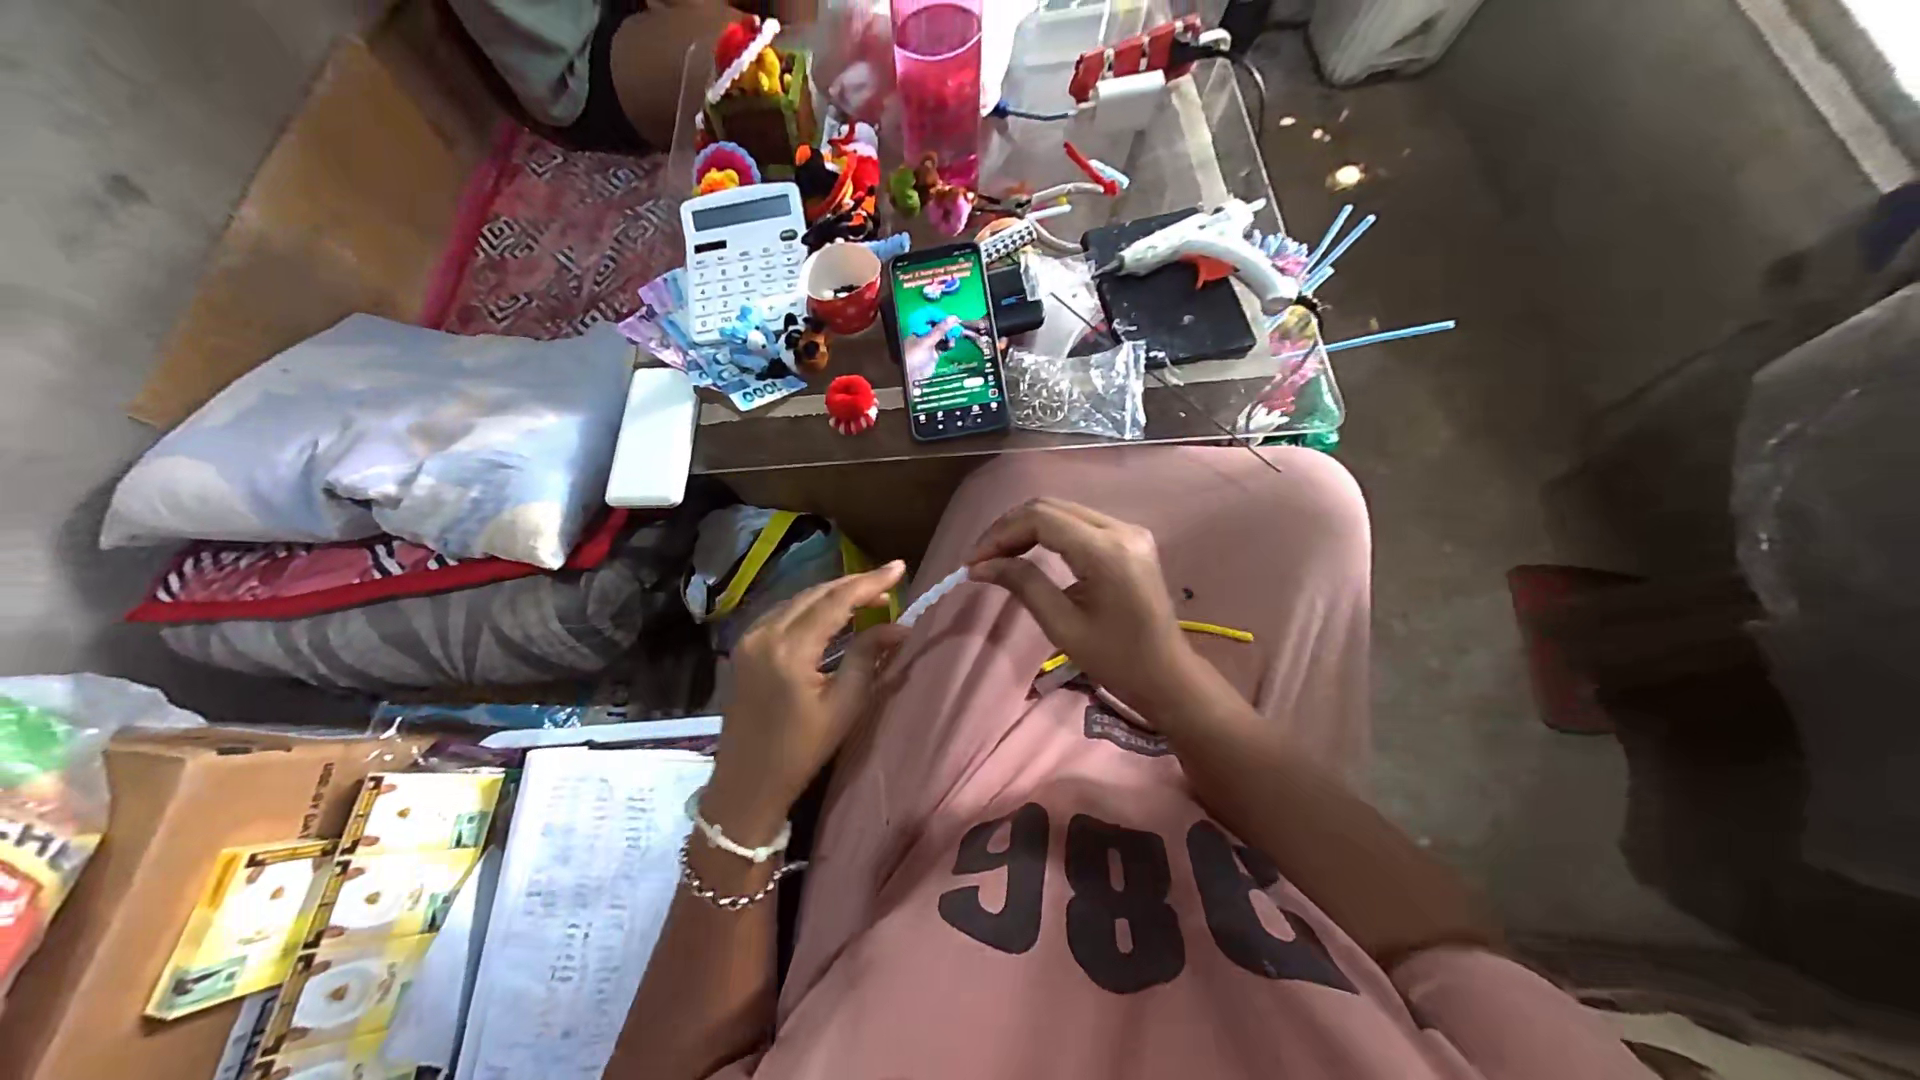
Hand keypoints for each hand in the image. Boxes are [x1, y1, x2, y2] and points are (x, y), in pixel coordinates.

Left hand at [704, 562, 907, 842]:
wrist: (746, 783)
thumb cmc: (801, 751)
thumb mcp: (844, 706)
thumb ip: (867, 656)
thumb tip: (898, 627)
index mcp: (789, 649)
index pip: (835, 601)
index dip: (869, 582)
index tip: (899, 568)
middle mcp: (764, 633)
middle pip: (815, 594)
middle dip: (853, 585)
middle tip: (889, 585)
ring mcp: (749, 638)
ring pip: (798, 599)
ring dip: (832, 595)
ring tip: (869, 598)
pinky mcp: (745, 647)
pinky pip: (783, 612)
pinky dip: (811, 607)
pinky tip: (832, 613)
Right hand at [967, 498, 1220, 722]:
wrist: (1167, 675)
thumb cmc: (1116, 660)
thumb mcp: (1063, 626)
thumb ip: (1023, 584)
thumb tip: (980, 566)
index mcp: (1107, 551)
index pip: (1041, 518)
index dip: (1000, 534)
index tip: (973, 562)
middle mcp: (1121, 529)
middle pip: (1050, 507)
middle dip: (1009, 528)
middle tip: (981, 559)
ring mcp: (1129, 530)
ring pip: (1063, 510)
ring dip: (1026, 528)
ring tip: (998, 556)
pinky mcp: (1130, 539)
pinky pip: (1079, 522)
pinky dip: (1047, 532)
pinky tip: (1027, 551)